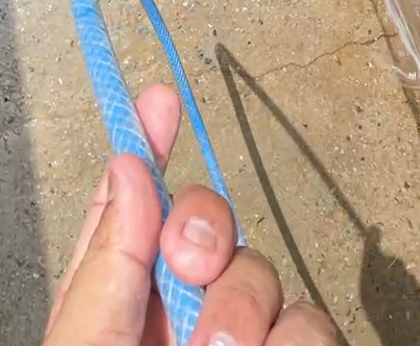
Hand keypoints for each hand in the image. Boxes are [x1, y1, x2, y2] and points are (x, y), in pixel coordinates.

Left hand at [45, 83, 339, 345]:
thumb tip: (127, 164)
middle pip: (213, 220)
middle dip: (205, 229)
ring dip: (242, 309)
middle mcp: (186, 308)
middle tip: (188, 265)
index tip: (158, 98)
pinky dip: (288, 345)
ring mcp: (244, 334)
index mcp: (125, 300)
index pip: (140, 203)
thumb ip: (106, 267)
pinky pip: (314, 325)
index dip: (149, 142)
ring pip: (266, 271)